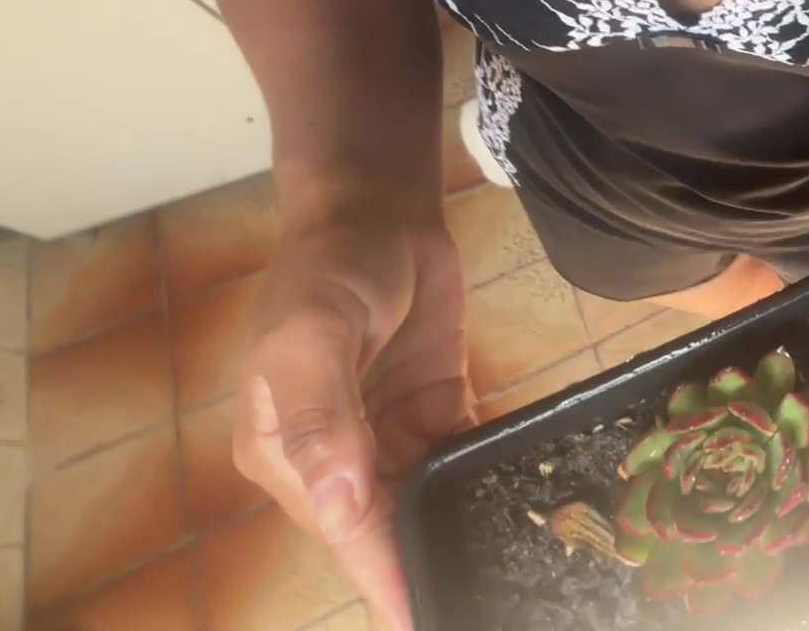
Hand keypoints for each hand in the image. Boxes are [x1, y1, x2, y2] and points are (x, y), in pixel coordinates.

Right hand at [232, 220, 474, 630]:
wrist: (380, 217)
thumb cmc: (329, 272)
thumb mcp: (308, 337)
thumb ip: (320, 418)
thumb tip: (342, 506)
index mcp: (293, 453)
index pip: (346, 530)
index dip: (384, 575)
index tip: (425, 616)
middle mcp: (342, 449)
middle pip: (389, 519)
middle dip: (427, 556)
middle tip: (487, 590)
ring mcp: (392, 422)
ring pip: (428, 487)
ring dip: (457, 517)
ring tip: (509, 556)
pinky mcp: (436, 394)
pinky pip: (462, 442)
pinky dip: (482, 467)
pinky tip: (515, 490)